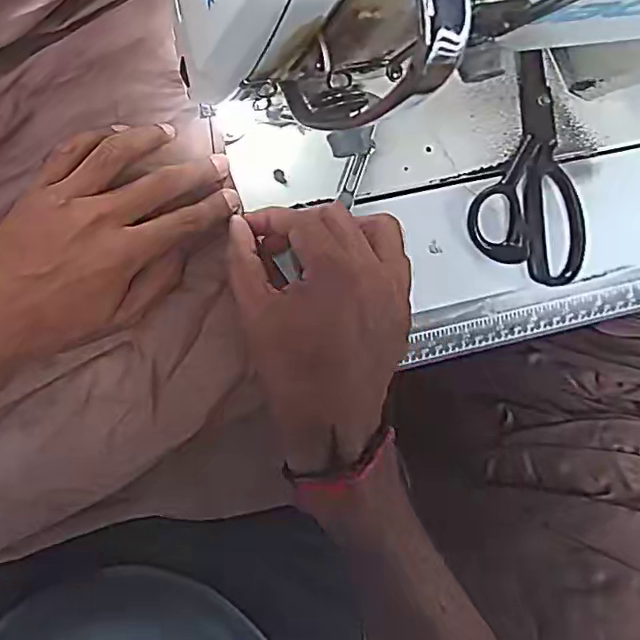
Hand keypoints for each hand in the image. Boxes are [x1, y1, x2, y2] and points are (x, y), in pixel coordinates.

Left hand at [0, 124, 238, 405]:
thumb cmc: (58, 324)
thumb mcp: (118, 318)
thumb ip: (157, 283)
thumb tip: (183, 250)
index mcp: (123, 252)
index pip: (180, 221)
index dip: (211, 207)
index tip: (229, 196)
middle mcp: (100, 217)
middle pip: (159, 182)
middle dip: (196, 171)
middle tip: (216, 162)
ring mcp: (67, 197)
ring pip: (115, 153)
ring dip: (147, 138)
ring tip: (167, 132)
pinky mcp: (40, 188)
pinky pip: (69, 151)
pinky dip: (94, 137)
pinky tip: (112, 133)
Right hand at [226, 204, 411, 473]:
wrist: (331, 422)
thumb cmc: (296, 377)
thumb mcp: (255, 313)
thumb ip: (242, 262)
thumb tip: (239, 231)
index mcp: (336, 270)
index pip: (299, 220)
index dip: (268, 220)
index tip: (252, 229)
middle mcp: (372, 272)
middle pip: (334, 216)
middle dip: (298, 222)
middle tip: (274, 243)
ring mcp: (392, 288)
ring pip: (373, 227)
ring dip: (340, 228)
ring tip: (314, 247)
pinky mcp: (401, 305)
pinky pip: (394, 256)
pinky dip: (369, 250)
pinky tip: (344, 268)